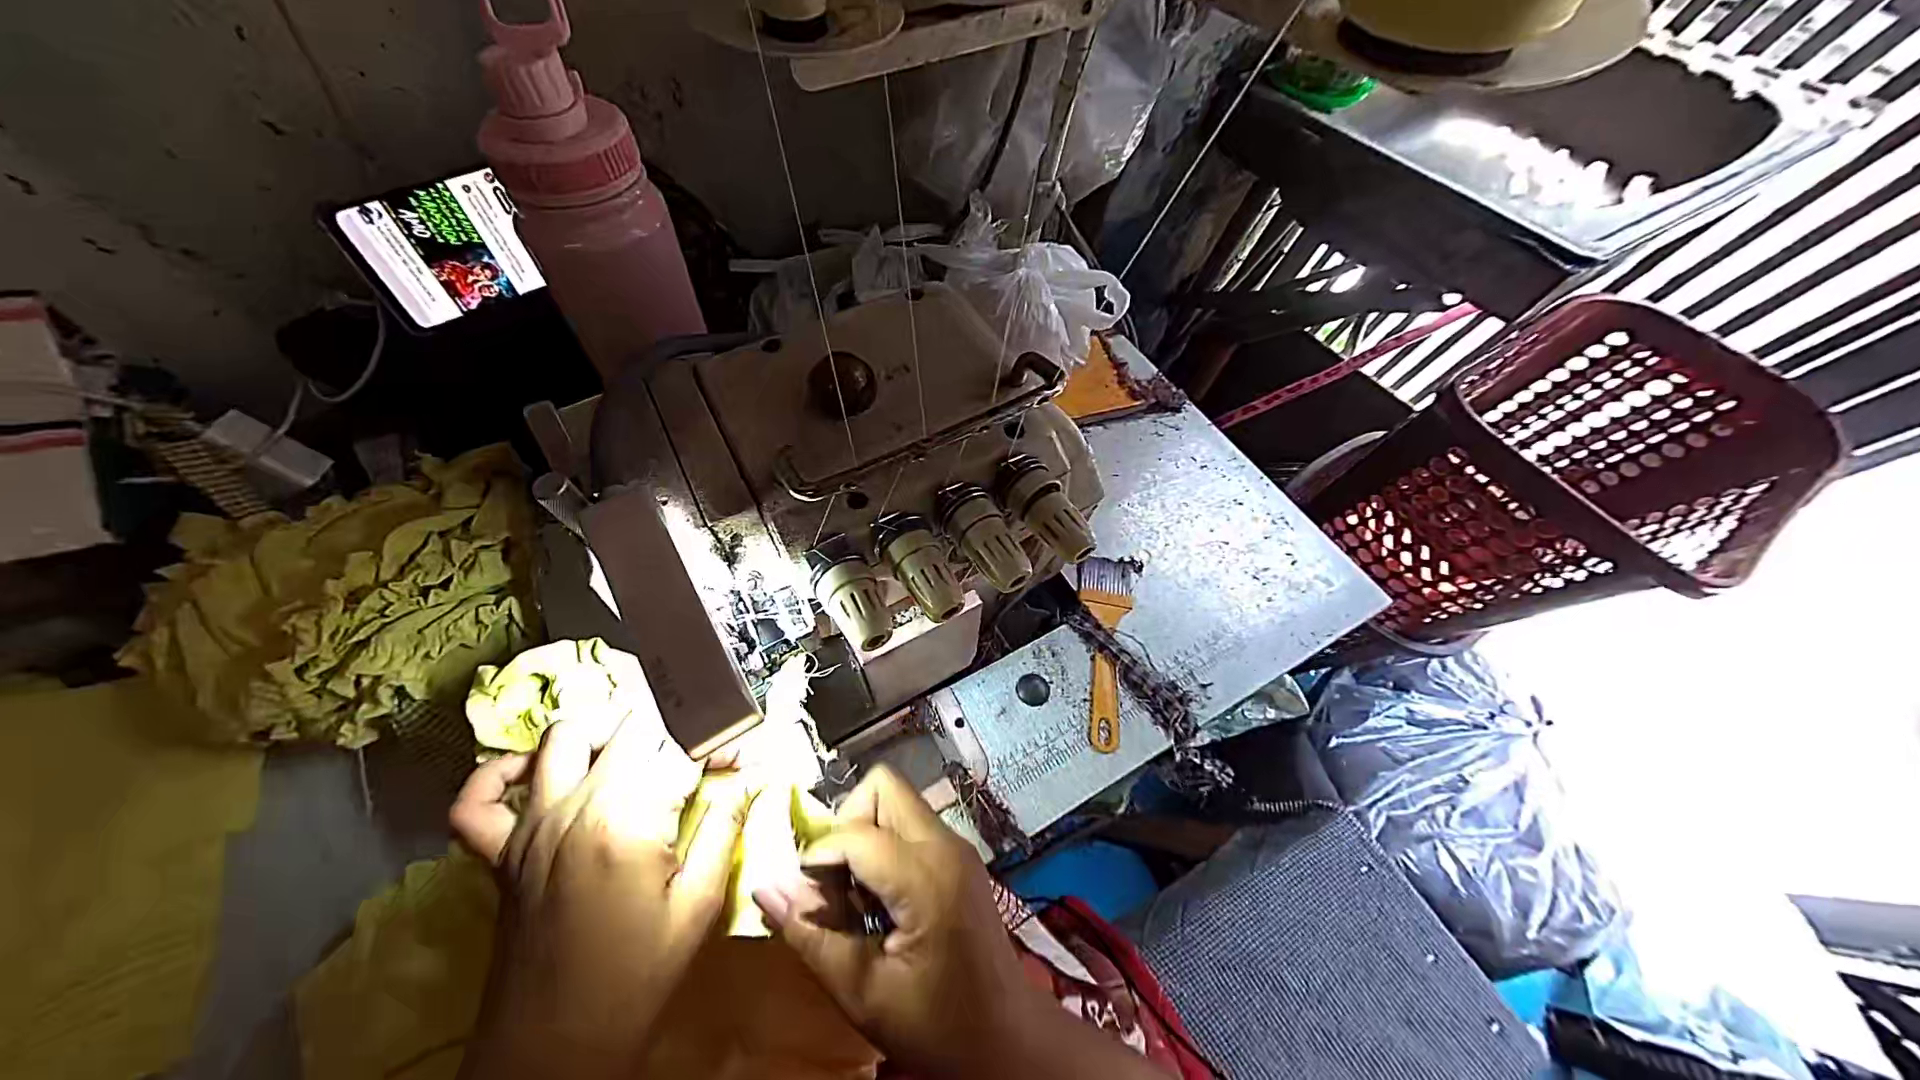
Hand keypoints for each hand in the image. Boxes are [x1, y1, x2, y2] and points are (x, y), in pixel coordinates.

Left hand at [449, 709, 747, 1079]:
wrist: (557, 1047)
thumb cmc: (638, 977)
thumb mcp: (699, 904)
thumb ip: (724, 827)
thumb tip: (746, 777)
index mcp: (626, 821)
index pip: (680, 750)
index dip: (717, 748)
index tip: (736, 763)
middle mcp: (572, 808)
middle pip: (628, 731)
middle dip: (673, 733)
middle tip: (698, 760)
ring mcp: (528, 827)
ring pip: (561, 738)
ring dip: (603, 729)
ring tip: (637, 749)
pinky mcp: (499, 852)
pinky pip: (477, 799)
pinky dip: (500, 773)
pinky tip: (536, 773)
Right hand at [751, 766, 1039, 1077]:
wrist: (1008, 1039)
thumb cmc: (939, 1025)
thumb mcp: (864, 993)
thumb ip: (812, 936)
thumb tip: (764, 888)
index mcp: (927, 876)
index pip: (856, 832)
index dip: (819, 859)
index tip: (809, 901)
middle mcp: (945, 845)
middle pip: (882, 787)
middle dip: (846, 824)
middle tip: (835, 883)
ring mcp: (956, 846)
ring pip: (895, 801)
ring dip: (863, 836)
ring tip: (855, 897)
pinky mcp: (958, 856)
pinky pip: (909, 824)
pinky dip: (882, 847)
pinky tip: (878, 900)